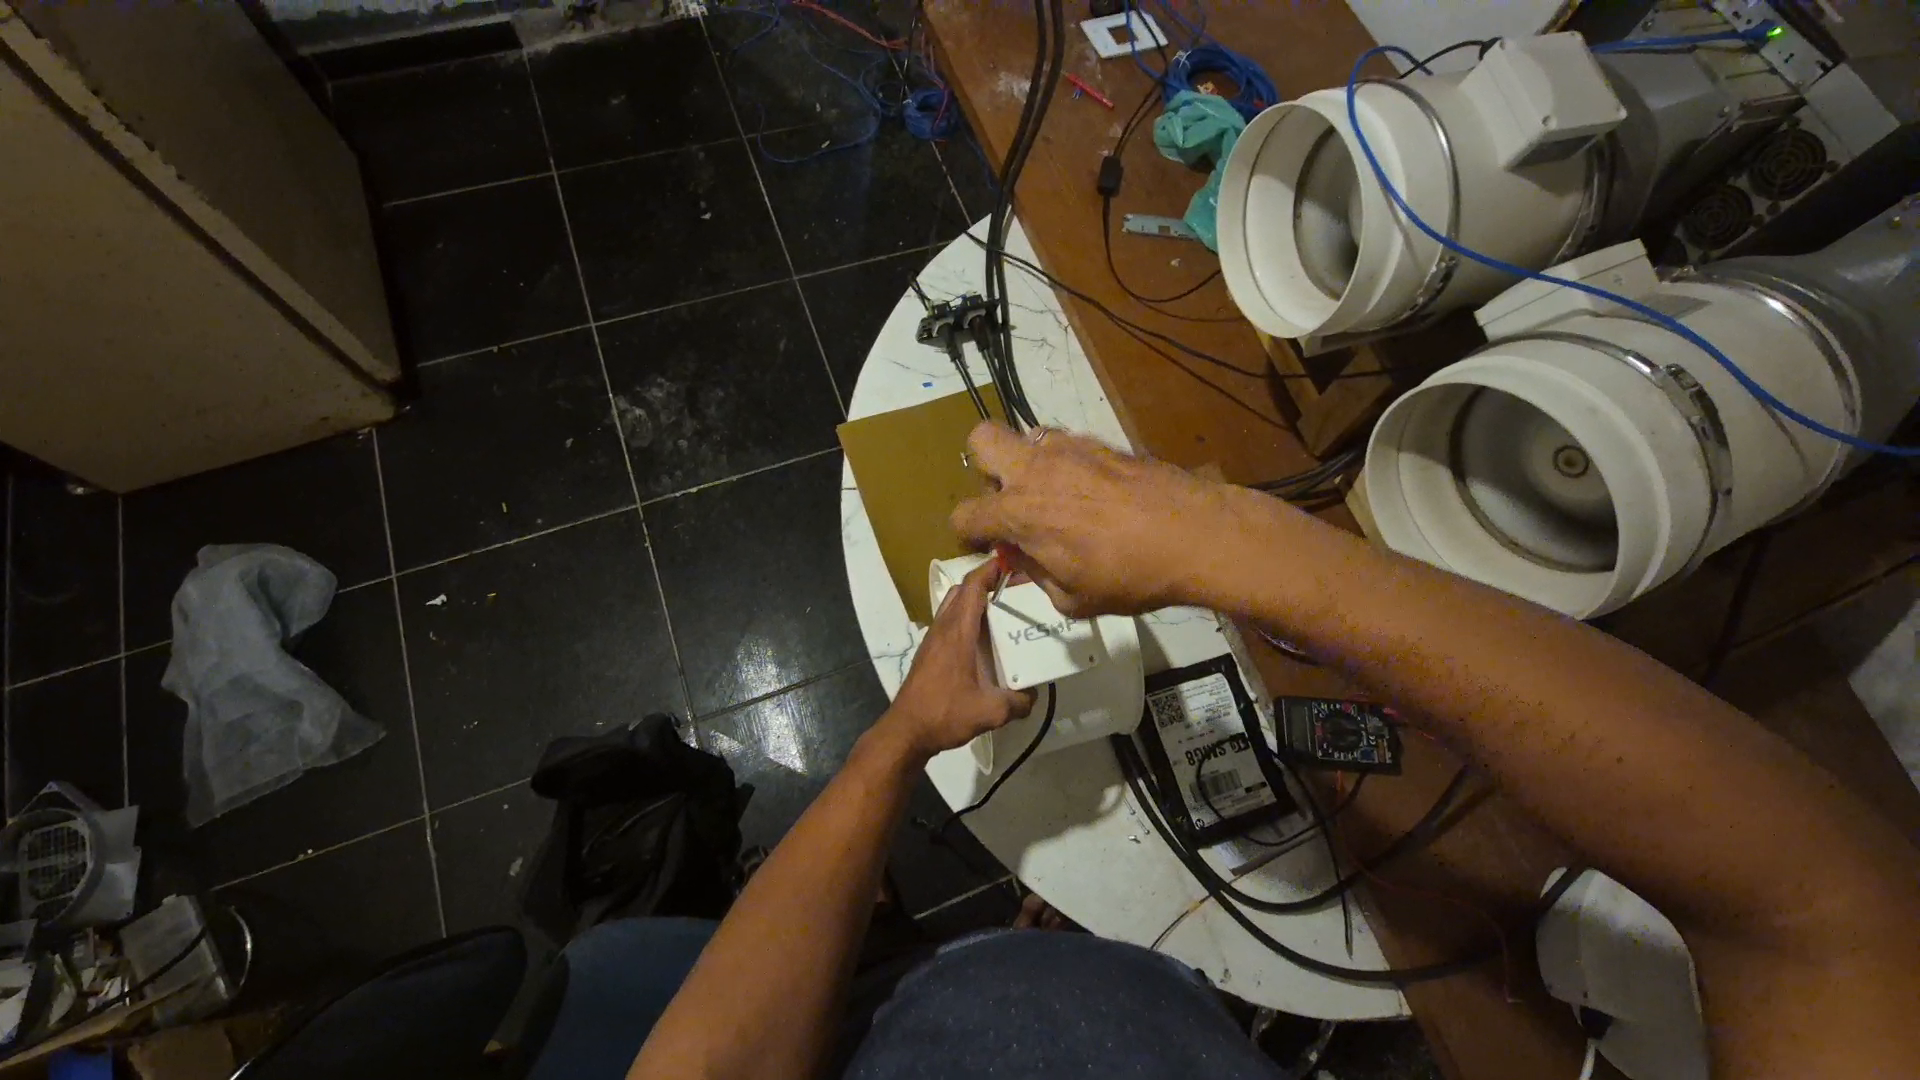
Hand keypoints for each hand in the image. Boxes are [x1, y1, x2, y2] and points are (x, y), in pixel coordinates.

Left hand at [876, 562, 1036, 758]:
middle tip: (1013, 589)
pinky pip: (948, 622)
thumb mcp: (991, 712)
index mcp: (958, 632)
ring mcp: (932, 639)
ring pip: (953, 605)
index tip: (1012, 562)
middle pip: (962, 590)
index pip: (973, 586)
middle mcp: (943, 628)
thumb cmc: (945, 713)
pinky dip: (966, 618)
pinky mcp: (928, 652)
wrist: (906, 731)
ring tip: (1001, 612)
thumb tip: (1034, 694)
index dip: (991, 569)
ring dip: (974, 600)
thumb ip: (1019, 702)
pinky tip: (982, 640)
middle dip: (986, 582)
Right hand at [949, 423, 1261, 616]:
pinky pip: (1066, 445)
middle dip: (984, 469)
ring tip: (1057, 497)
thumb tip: (1024, 558)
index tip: (989, 546)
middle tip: (1010, 499)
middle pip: (981, 441)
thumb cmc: (1129, 575)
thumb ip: (1037, 575)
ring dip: (1029, 465)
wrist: (1193, 534)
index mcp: (1019, 512)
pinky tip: (1092, 493)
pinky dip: (1066, 466)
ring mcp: (1069, 448)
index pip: (965, 514)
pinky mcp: (1100, 442)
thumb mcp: (1073, 599)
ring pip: (1027, 438)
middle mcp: (1035, 470)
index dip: (969, 534)